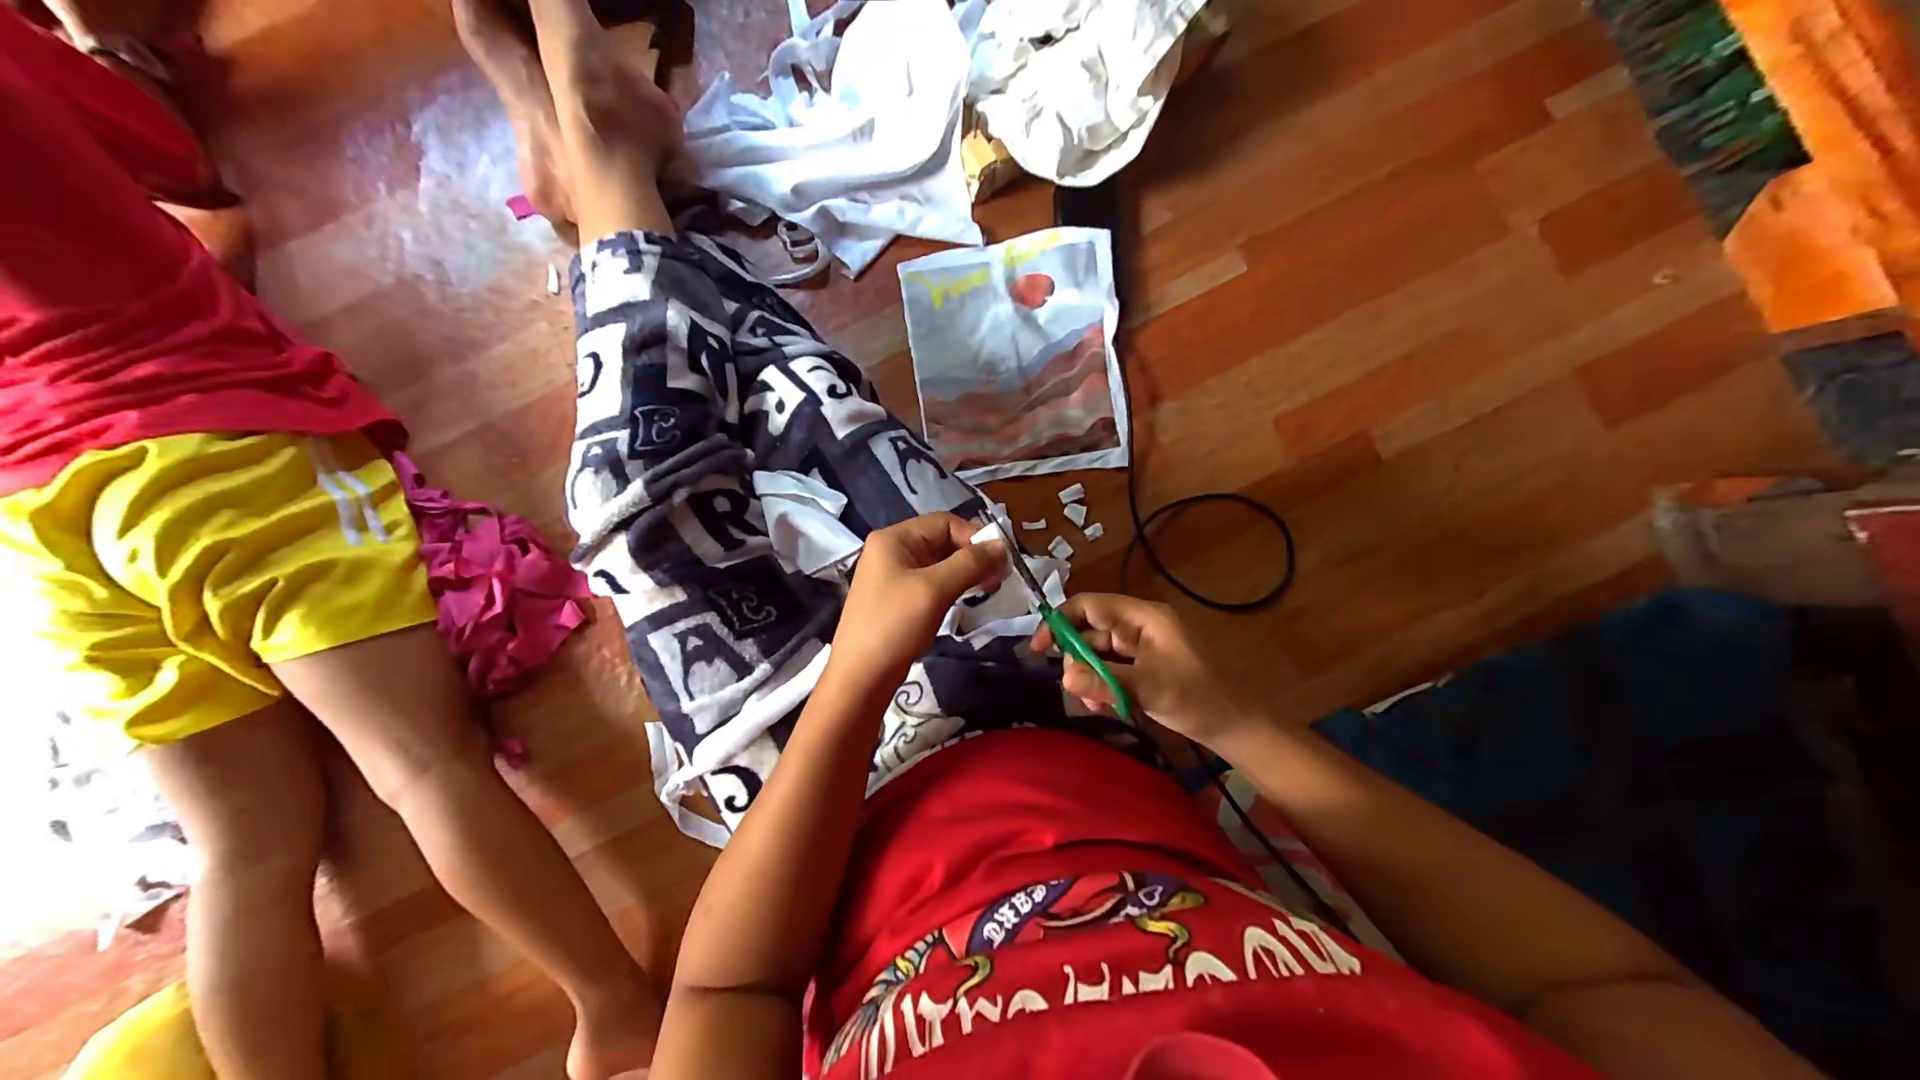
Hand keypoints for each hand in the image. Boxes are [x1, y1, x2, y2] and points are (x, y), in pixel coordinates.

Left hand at [831, 513, 1007, 682]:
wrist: (861, 677)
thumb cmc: (895, 625)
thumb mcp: (935, 589)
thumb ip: (970, 563)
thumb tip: (1002, 546)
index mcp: (894, 539)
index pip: (945, 523)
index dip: (974, 538)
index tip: (1000, 562)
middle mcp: (892, 551)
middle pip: (943, 541)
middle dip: (973, 556)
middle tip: (999, 579)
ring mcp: (894, 576)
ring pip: (940, 564)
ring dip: (966, 573)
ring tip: (988, 590)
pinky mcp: (899, 600)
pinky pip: (932, 583)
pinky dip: (953, 588)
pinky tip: (967, 601)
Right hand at [1030, 593, 1252, 746]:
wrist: (1236, 725)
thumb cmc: (1197, 698)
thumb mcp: (1147, 688)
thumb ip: (1103, 681)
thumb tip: (1064, 678)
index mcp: (1144, 616)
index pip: (1090, 605)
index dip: (1060, 621)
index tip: (1039, 648)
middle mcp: (1140, 625)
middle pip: (1091, 629)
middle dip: (1076, 656)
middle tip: (1072, 686)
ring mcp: (1142, 645)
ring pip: (1099, 650)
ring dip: (1088, 674)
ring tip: (1091, 702)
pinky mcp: (1144, 665)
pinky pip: (1111, 666)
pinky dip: (1102, 683)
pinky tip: (1103, 704)